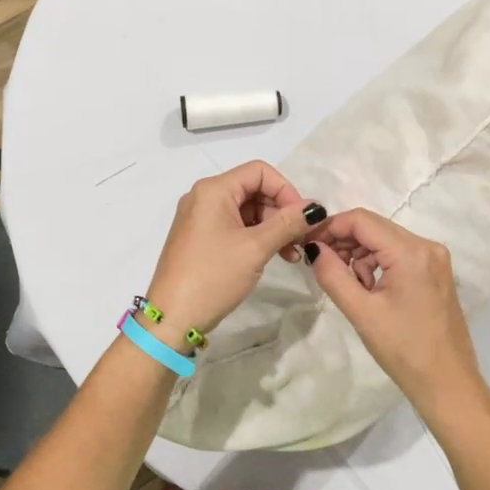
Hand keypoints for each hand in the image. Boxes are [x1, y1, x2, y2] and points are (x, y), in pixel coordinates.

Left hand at [144, 160, 326, 349]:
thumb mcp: (255, 248)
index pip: (259, 172)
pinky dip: (256, 237)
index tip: (303, 218)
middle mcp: (204, 196)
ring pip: (246, 210)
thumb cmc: (213, 276)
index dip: (286, 190)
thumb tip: (317, 208)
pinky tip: (274, 256)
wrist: (173, 317)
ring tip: (292, 255)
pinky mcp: (200, 237)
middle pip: (253, 190)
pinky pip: (235, 226)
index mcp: (213, 190)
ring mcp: (200, 217)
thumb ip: (288, 223)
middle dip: (281, 212)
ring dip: (272, 228)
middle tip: (302, 241)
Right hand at [308, 209, 486, 417]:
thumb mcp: (361, 312)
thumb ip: (332, 274)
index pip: (361, 220)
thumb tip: (313, 248)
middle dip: (343, 240)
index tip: (306, 243)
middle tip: (320, 264)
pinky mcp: (435, 272)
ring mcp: (434, 258)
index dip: (330, 227)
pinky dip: (376, 263)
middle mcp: (427, 246)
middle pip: (374, 227)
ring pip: (384, 240)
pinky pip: (398, 254)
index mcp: (411, 252)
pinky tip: (368, 289)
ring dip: (359, 254)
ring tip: (349, 285)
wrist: (448, 384)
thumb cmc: (404, 350)